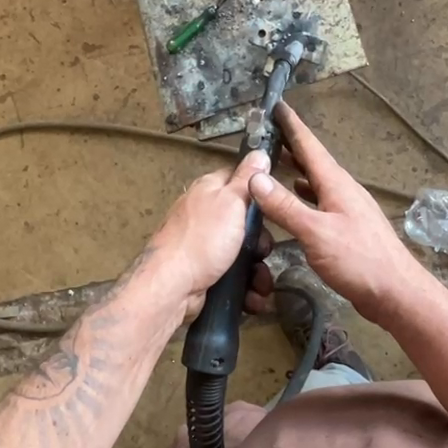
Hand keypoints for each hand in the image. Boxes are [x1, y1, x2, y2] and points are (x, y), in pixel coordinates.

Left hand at [139, 151, 276, 322]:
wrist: (173, 286)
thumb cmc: (202, 239)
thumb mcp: (231, 202)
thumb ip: (247, 178)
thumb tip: (259, 151)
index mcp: (209, 189)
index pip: (239, 179)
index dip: (258, 191)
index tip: (274, 205)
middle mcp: (205, 213)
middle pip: (244, 220)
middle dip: (261, 241)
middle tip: (264, 251)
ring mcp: (203, 243)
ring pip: (241, 251)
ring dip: (256, 269)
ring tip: (260, 283)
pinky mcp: (204, 269)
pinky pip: (232, 273)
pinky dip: (244, 285)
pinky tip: (251, 296)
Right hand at [248, 104, 434, 326]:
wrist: (397, 294)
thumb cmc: (359, 260)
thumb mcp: (316, 233)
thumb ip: (285, 206)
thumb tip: (256, 177)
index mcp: (335, 183)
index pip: (309, 145)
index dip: (291, 125)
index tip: (276, 104)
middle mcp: (342, 189)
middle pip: (312, 160)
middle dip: (290, 144)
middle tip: (266, 131)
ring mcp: (347, 208)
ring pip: (316, 181)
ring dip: (296, 169)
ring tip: (275, 161)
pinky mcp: (348, 228)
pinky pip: (320, 199)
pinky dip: (303, 193)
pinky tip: (295, 200)